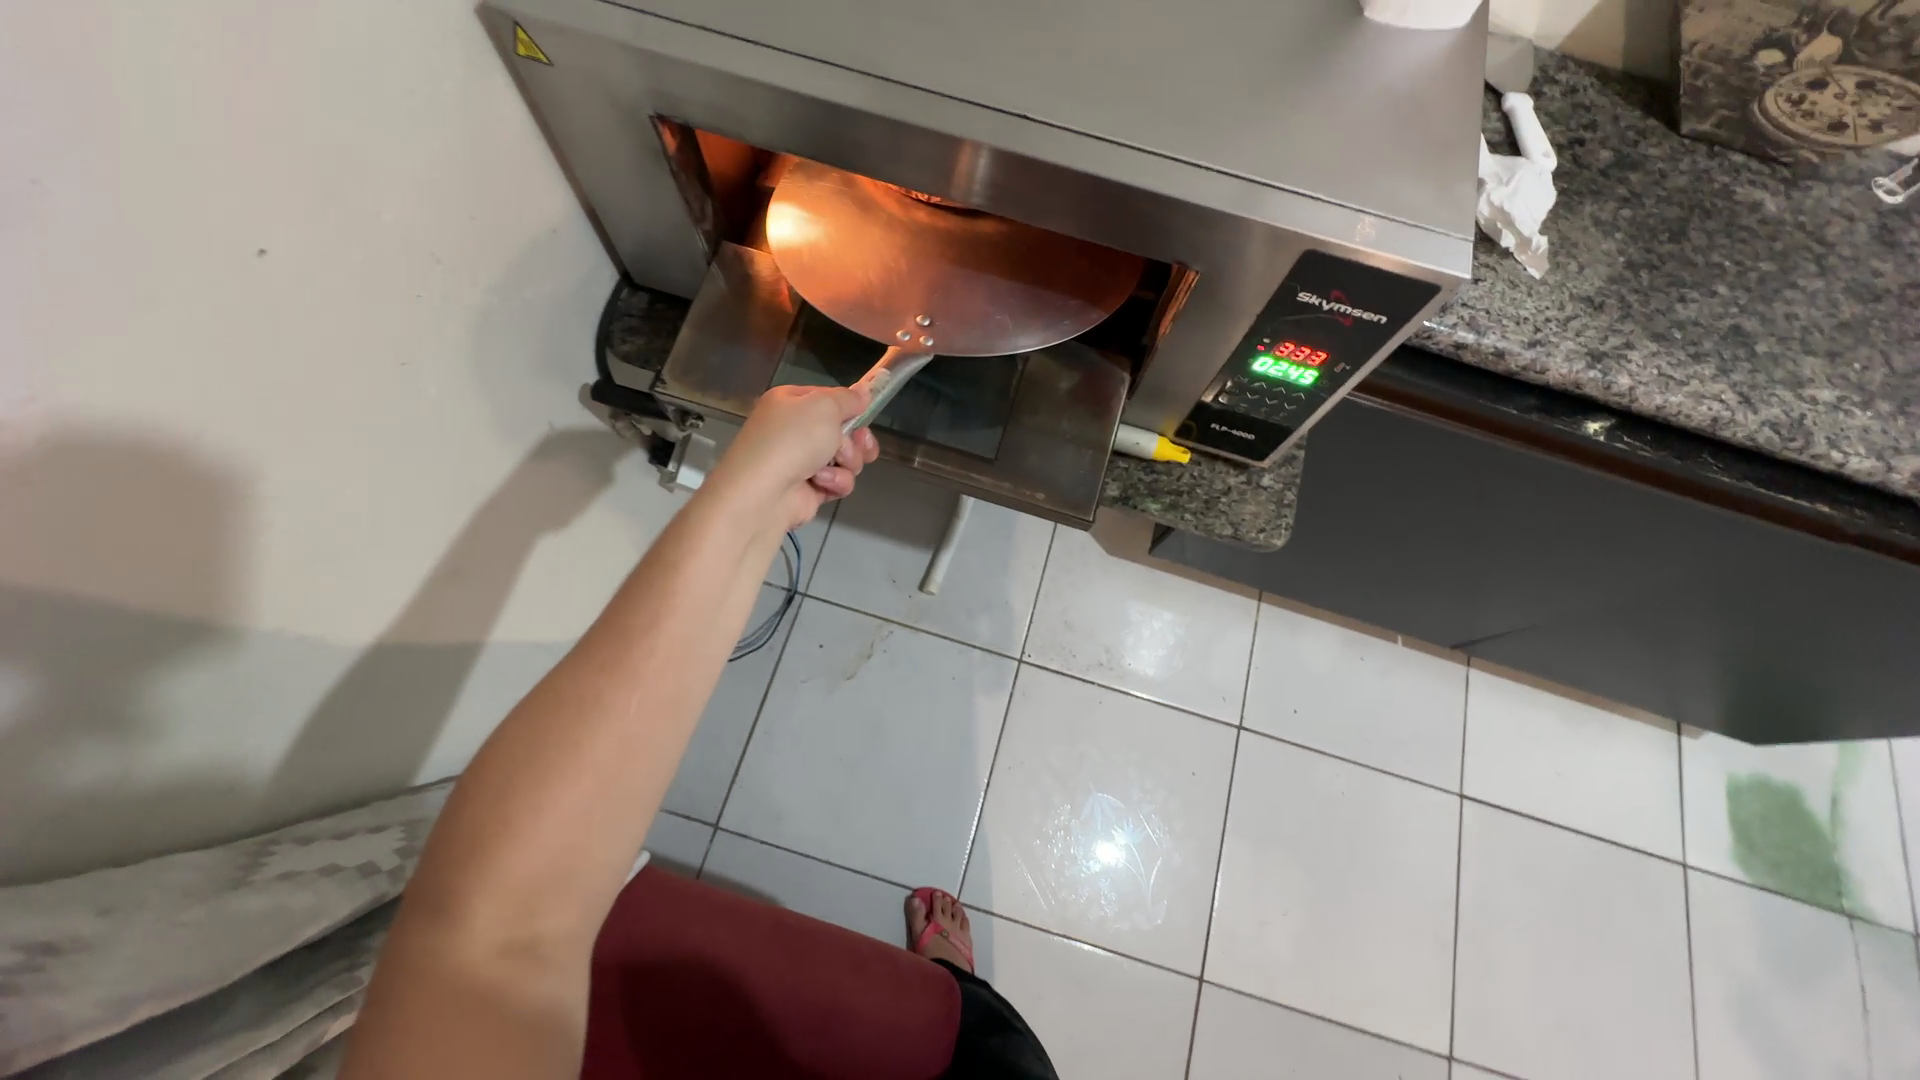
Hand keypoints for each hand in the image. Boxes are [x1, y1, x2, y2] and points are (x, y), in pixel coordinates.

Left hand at [704, 384, 880, 532]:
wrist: (764, 493)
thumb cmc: (793, 439)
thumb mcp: (824, 406)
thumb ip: (848, 398)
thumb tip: (864, 390)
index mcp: (790, 403)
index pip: (828, 399)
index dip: (849, 407)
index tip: (867, 412)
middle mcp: (794, 430)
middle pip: (842, 431)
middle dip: (855, 439)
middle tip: (861, 442)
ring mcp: (801, 461)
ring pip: (845, 458)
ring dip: (848, 461)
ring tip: (836, 463)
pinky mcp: (809, 489)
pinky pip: (837, 481)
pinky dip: (835, 482)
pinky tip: (822, 483)